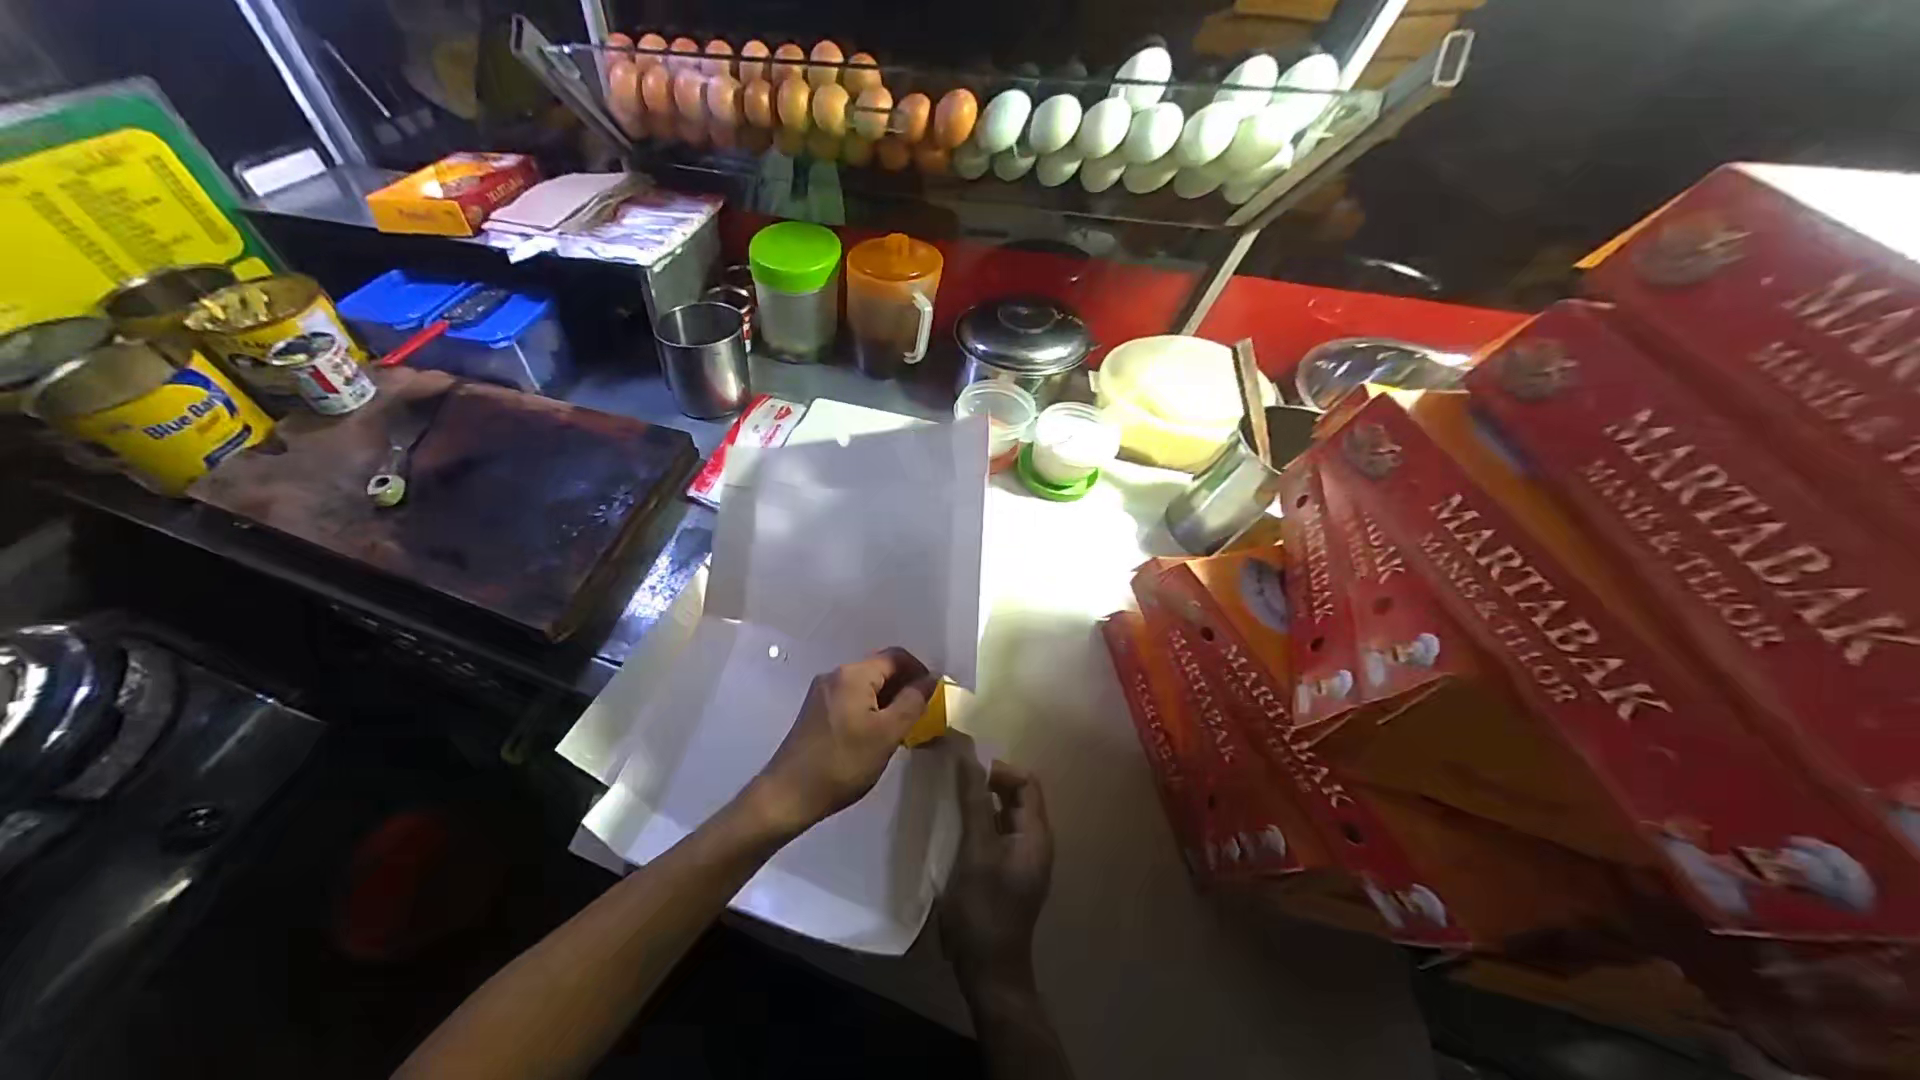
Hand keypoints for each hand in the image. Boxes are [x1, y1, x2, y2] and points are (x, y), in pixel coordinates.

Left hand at [748, 647, 939, 834]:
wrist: (788, 795)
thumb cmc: (843, 763)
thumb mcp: (887, 734)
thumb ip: (913, 702)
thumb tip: (930, 679)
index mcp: (853, 674)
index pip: (897, 657)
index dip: (920, 672)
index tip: (934, 697)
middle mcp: (835, 675)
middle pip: (880, 669)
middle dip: (904, 687)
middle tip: (921, 716)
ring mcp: (821, 693)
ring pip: (866, 686)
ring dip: (887, 701)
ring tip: (900, 729)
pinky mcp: (815, 711)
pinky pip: (851, 699)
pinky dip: (869, 710)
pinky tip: (874, 736)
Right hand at [940, 751, 1053, 992]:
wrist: (989, 971)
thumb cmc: (984, 910)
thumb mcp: (976, 852)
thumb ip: (974, 803)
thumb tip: (968, 757)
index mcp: (1036, 834)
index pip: (1027, 782)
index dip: (999, 769)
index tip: (965, 769)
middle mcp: (1035, 841)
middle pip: (1017, 795)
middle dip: (988, 781)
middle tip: (953, 779)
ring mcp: (1021, 858)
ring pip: (1005, 814)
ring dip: (981, 801)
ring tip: (950, 797)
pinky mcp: (1007, 871)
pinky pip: (997, 833)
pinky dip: (979, 821)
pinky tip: (954, 825)